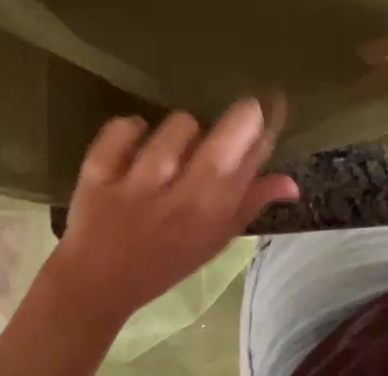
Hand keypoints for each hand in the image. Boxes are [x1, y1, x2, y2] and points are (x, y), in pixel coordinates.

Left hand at [44, 98, 300, 324]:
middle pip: (223, 138)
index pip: (251, 156)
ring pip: (176, 125)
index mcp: (212, 214)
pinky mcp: (98, 175)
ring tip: (172, 146)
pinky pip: (122, 128)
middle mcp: (181, 199)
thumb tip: (292, 181)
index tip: (271, 102)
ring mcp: (137, 186)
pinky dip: (129, 129)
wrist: (96, 284)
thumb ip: (250, 203)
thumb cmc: (165, 258)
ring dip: (179, 130)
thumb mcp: (214, 240)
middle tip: (237, 111)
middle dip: (239, 116)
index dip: (265, 122)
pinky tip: (132, 143)